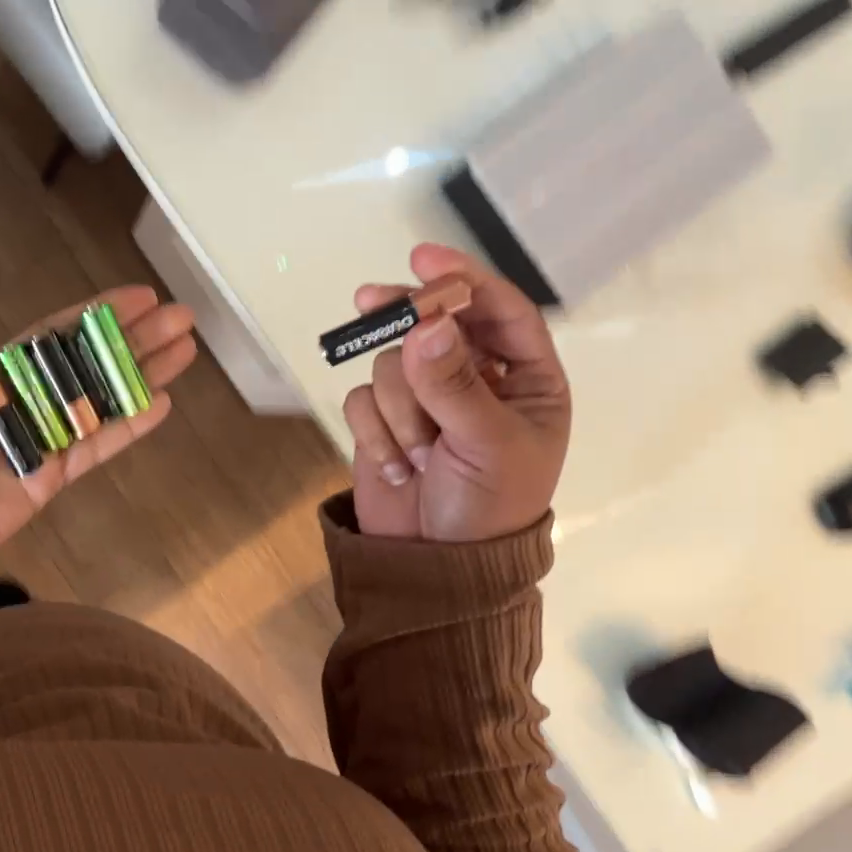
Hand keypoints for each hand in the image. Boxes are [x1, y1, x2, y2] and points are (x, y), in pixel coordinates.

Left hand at [0, 266, 197, 560]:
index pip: (51, 338)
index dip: (94, 316)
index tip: (137, 296)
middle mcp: (21, 404)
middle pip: (86, 364)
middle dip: (132, 341)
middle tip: (182, 316)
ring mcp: (38, 440)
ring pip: (99, 401)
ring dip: (139, 376)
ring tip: (185, 350)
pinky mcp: (48, 476)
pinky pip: (94, 448)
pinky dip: (126, 428)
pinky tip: (159, 404)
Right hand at [341, 243, 570, 542]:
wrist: (436, 563)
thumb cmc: (490, 504)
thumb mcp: (486, 442)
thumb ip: (454, 383)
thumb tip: (425, 326)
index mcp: (523, 377)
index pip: (497, 313)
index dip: (463, 281)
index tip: (423, 258)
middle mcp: (471, 380)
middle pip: (431, 327)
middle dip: (404, 319)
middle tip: (369, 300)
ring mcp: (421, 402)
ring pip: (390, 367)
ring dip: (399, 413)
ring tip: (421, 455)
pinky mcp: (380, 425)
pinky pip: (359, 402)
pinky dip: (372, 434)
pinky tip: (397, 464)